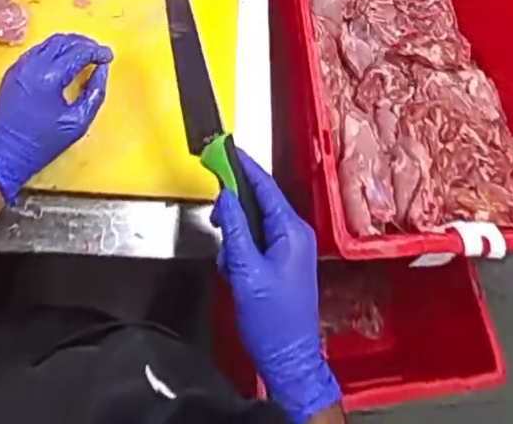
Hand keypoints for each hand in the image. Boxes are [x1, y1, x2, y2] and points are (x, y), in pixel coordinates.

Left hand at [0, 33, 110, 202]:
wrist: (4, 156)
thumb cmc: (42, 143)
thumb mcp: (78, 122)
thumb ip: (95, 92)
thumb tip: (102, 69)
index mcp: (49, 77)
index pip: (79, 52)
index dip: (97, 51)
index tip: (108, 56)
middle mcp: (32, 66)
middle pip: (63, 41)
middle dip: (84, 43)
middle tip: (98, 52)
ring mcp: (19, 67)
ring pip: (48, 43)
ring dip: (69, 44)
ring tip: (84, 54)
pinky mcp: (12, 72)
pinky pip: (36, 51)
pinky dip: (53, 50)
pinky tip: (62, 60)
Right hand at [214, 148, 340, 422]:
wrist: (290, 361)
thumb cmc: (272, 321)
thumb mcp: (246, 270)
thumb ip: (234, 228)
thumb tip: (225, 195)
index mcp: (291, 230)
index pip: (265, 185)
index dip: (244, 166)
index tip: (226, 150)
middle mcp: (296, 233)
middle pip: (260, 201)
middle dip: (235, 208)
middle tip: (216, 216)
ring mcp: (292, 247)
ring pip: (257, 221)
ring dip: (237, 234)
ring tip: (229, 260)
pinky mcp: (285, 260)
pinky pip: (260, 239)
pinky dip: (243, 247)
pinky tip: (236, 269)